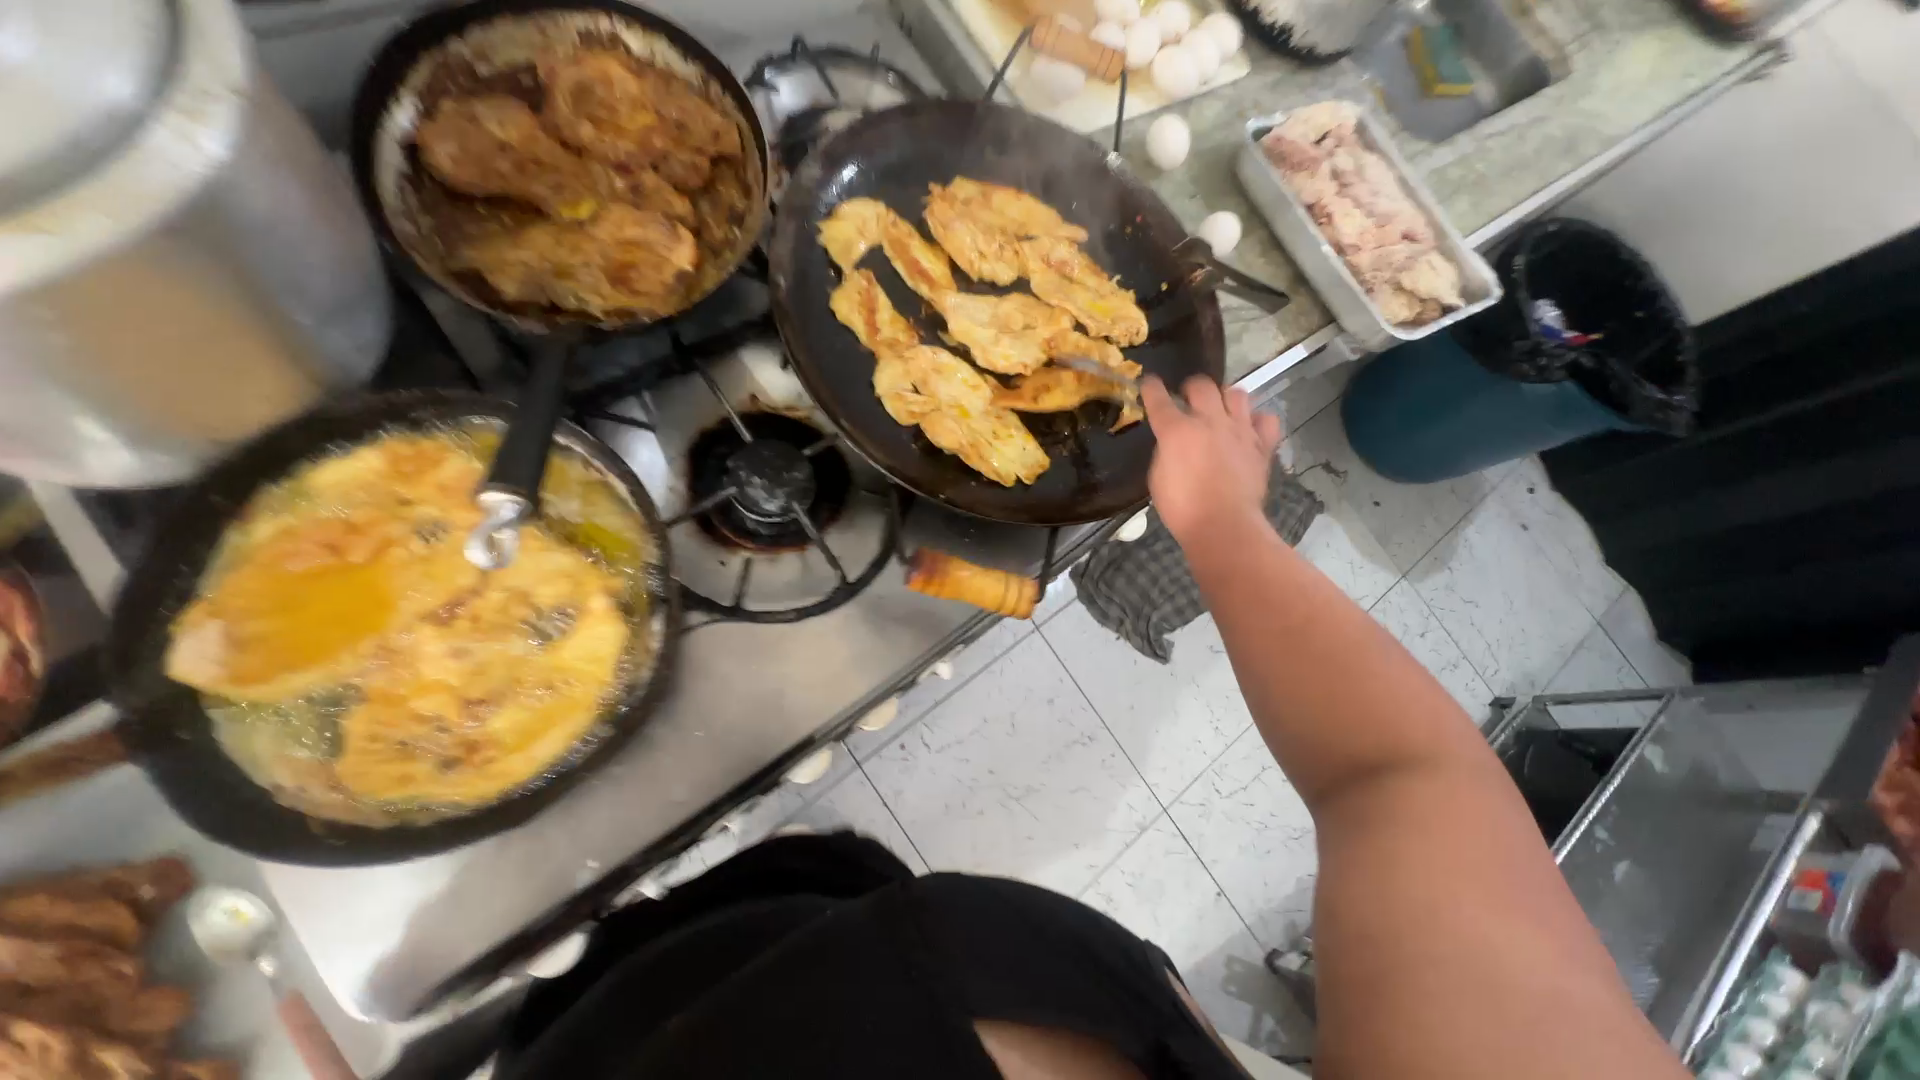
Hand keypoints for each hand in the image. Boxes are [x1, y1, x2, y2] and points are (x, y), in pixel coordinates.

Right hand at [1141, 375, 1281, 541]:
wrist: (1224, 526)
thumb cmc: (1183, 508)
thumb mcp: (1159, 478)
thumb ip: (1166, 452)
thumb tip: (1174, 443)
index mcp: (1177, 431)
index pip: (1160, 400)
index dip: (1152, 389)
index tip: (1149, 382)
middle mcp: (1210, 422)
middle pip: (1202, 386)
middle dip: (1191, 387)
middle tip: (1188, 398)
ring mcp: (1240, 430)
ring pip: (1237, 393)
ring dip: (1225, 398)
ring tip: (1221, 409)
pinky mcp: (1262, 445)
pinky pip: (1266, 419)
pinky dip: (1258, 420)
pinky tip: (1250, 429)